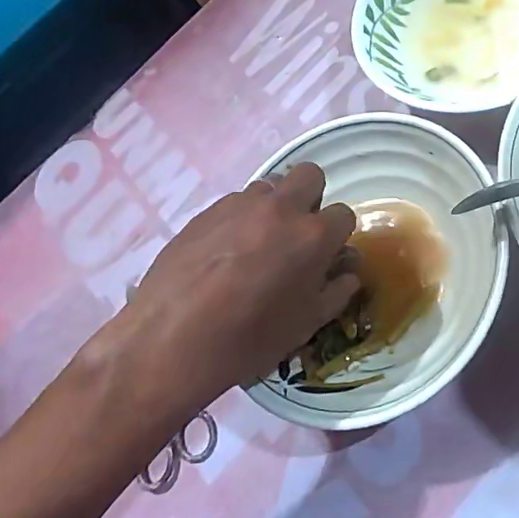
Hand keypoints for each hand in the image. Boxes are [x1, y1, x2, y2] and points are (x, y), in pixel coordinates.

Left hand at [84, 164, 358, 423]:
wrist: (172, 342)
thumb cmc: (254, 336)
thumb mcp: (309, 321)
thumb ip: (337, 291)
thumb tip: (346, 274)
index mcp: (315, 234)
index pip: (344, 214)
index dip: (338, 234)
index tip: (328, 254)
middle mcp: (281, 209)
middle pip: (309, 175)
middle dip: (311, 197)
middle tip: (299, 232)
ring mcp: (239, 207)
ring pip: (268, 186)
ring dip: (273, 206)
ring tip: (259, 243)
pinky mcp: (203, 214)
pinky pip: (233, 204)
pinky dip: (239, 220)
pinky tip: (225, 253)